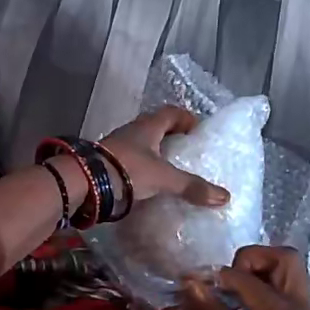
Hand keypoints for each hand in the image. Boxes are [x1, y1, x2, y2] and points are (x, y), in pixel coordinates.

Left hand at [98, 107, 228, 207]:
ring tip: (168, 168)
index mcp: (148, 126)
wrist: (85, 180)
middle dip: (170, 136)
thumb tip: (224, 197)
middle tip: (185, 150)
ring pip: (140, 143)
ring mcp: (115, 145)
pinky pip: (128, 159)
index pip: (170, 112)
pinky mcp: (106, 161)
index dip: (186, 118)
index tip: (197, 130)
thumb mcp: (164, 178)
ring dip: (153, 152)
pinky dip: (140, 167)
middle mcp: (131, 131)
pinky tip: (146, 181)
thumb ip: (191, 187)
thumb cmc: (128, 169)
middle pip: (155, 127)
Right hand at [182, 246, 309, 309]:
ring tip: (228, 290)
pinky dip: (263, 286)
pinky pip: (287, 291)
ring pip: (289, 273)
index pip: (254, 283)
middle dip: (250, 260)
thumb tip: (190, 282)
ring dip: (258, 271)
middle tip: (221, 280)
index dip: (221, 277)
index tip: (191, 281)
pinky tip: (241, 304)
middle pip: (287, 261)